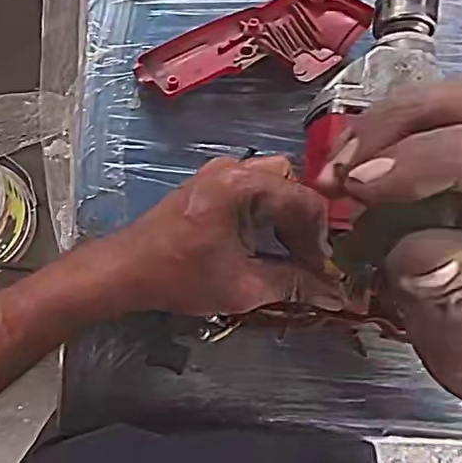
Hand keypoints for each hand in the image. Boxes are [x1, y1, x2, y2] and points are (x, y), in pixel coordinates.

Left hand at [95, 154, 344, 317]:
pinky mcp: (211, 182)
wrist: (127, 269)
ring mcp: (220, 171)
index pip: (305, 201)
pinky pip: (254, 186)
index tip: (322, 270)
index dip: (320, 239)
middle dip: (305, 223)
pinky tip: (266, 241)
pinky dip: (268, 210)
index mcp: (243, 186)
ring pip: (274, 182)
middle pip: (292, 184)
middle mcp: (234, 168)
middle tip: (307, 258)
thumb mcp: (244, 287)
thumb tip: (335, 294)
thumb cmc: (181, 277)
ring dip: (287, 214)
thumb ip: (294, 285)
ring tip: (290, 251)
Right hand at [314, 81, 461, 412]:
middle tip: (342, 175)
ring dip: (379, 132)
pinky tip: (342, 181)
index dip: (437, 157)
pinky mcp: (458, 174)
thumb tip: (417, 245)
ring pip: (443, 110)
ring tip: (333, 178)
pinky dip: (372, 146)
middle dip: (400, 127)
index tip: (364, 188)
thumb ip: (460, 308)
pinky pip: (416, 133)